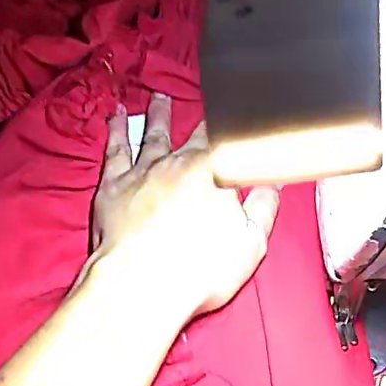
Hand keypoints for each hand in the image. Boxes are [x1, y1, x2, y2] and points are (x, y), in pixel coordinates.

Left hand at [86, 93, 279, 318]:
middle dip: (202, 121)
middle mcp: (178, 163)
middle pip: (193, 134)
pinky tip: (115, 116)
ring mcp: (143, 172)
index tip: (244, 118)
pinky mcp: (113, 186)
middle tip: (206, 103)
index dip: (236, 129)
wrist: (143, 286)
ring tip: (160, 99)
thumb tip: (272, 186)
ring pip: (153, 135)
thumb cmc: (199, 272)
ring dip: (158, 115)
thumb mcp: (249, 245)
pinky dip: (117, 130)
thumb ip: (263, 209)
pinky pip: (116, 150)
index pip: (230, 141)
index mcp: (215, 172)